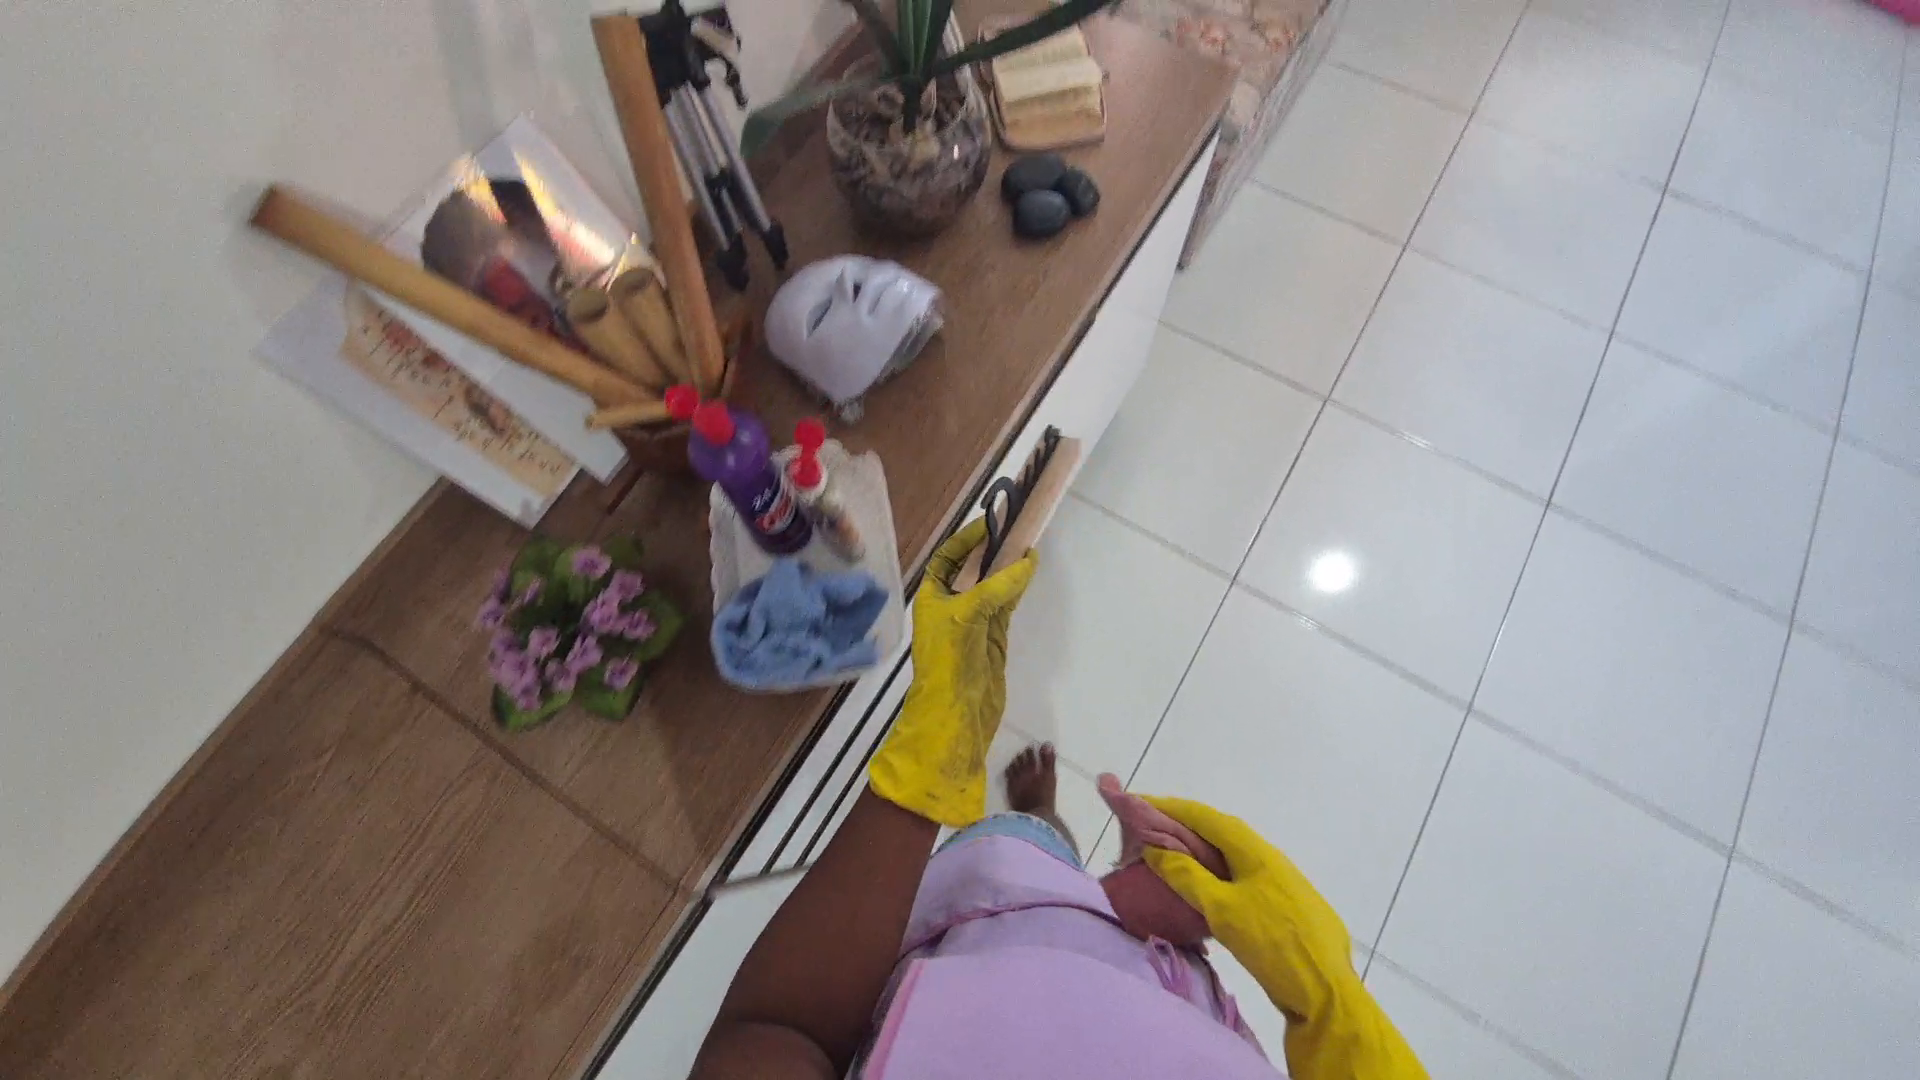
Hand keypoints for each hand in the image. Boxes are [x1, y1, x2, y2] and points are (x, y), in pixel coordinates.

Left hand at [868, 517, 1037, 826]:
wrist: (956, 714)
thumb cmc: (949, 659)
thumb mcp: (967, 615)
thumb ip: (998, 586)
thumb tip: (1028, 559)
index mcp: (931, 597)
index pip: (946, 559)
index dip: (966, 540)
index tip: (991, 524)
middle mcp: (950, 606)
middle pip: (972, 570)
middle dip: (991, 551)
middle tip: (1016, 528)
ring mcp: (974, 623)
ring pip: (993, 587)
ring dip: (1008, 568)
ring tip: (1028, 544)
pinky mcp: (994, 638)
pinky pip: (1006, 606)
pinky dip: (1017, 589)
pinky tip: (1028, 572)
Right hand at [1142, 796, 1428, 1079]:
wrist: (1329, 995)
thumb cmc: (1273, 945)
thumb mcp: (1222, 911)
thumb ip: (1186, 875)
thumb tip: (1156, 848)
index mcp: (1254, 850)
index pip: (1204, 816)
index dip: (1170, 807)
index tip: (1140, 803)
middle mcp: (1269, 856)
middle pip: (1219, 831)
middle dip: (1183, 826)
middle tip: (1150, 830)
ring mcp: (1282, 880)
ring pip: (1233, 854)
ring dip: (1201, 850)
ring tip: (1171, 854)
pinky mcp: (1286, 904)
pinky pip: (1243, 874)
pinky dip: (1217, 870)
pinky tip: (1208, 885)